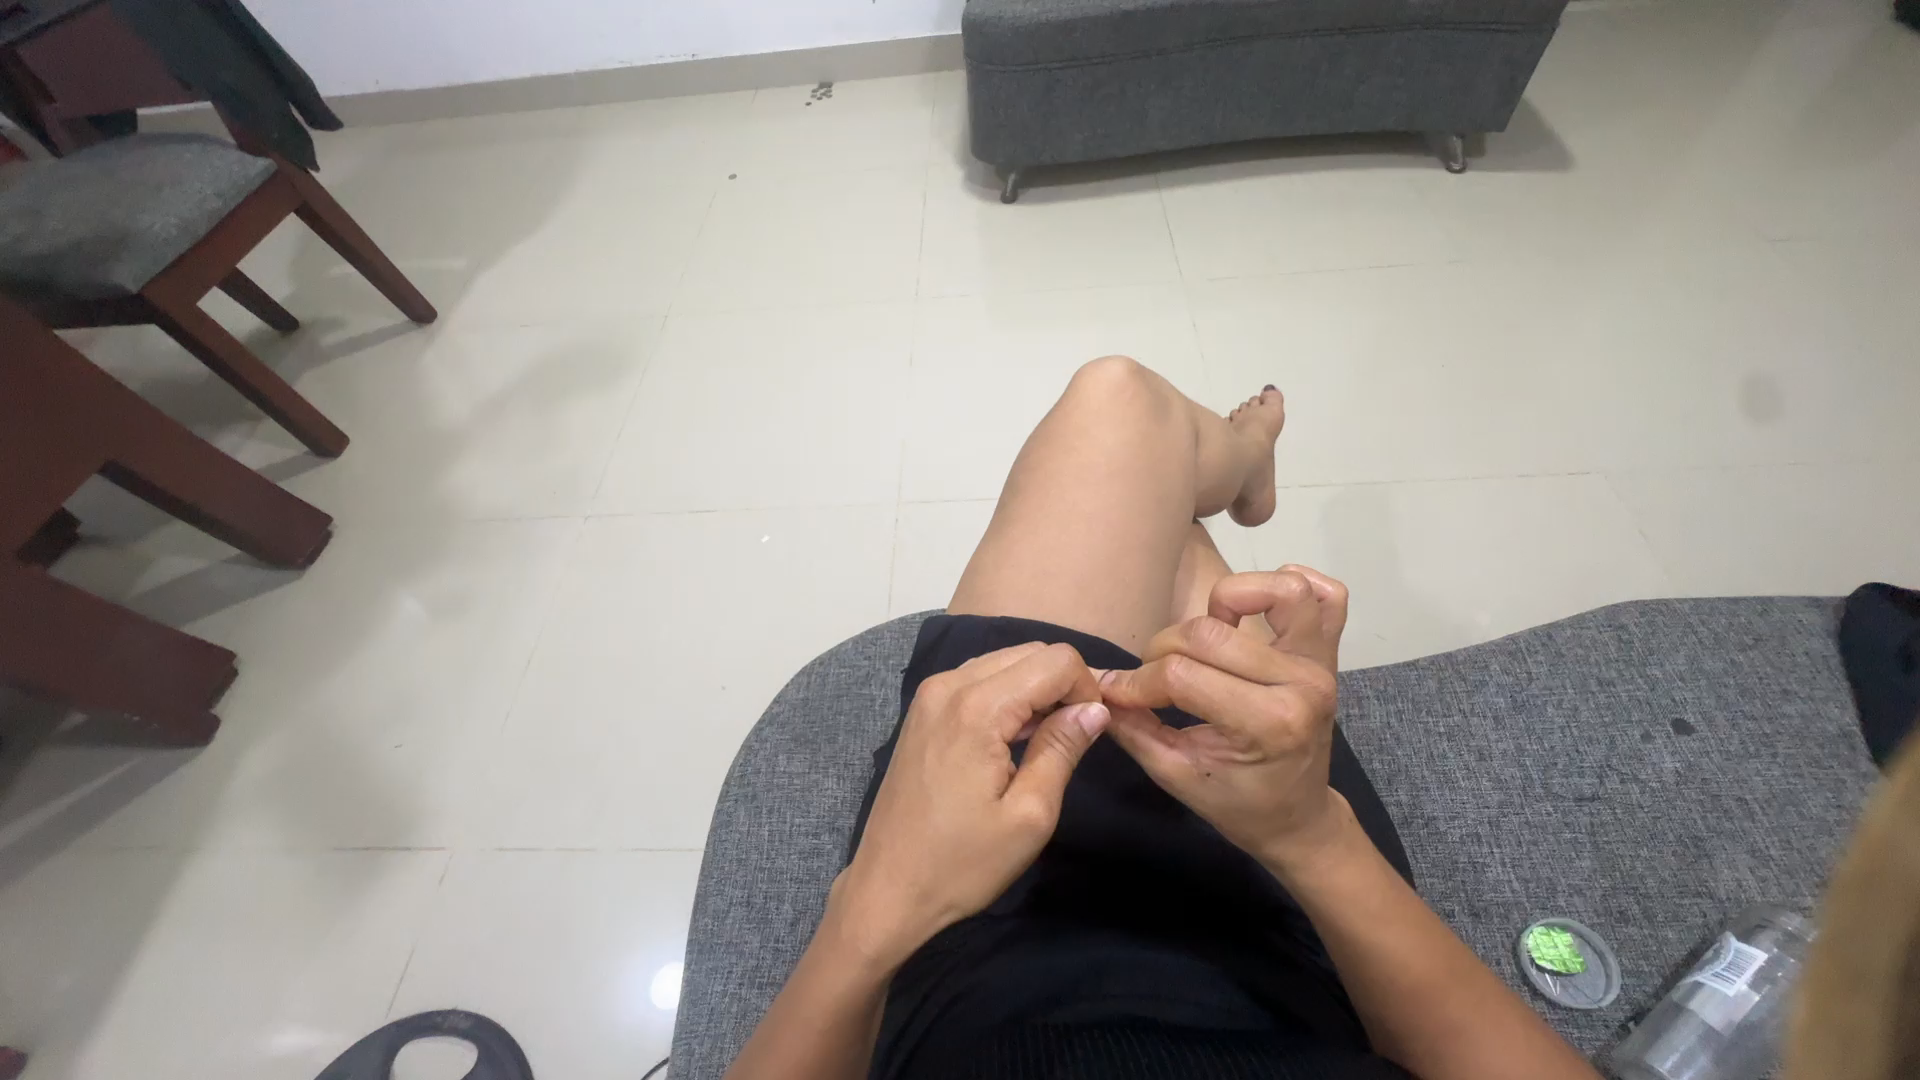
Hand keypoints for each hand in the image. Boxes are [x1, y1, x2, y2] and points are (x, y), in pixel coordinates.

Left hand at [834, 642, 1110, 964]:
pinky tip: (1013, 737)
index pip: (1056, 660)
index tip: (1090, 731)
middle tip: (1073, 736)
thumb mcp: (1029, 814)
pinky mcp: (923, 708)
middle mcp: (949, 684)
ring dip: (1035, 688)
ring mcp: (930, 693)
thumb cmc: (962, 862)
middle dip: (1063, 684)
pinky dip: (1007, 694)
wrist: (888, 888)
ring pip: (1004, 661)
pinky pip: (978, 678)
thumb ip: (1063, 748)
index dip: (1086, 688)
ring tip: (1046, 739)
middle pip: (1030, 652)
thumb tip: (1095, 708)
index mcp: (978, 706)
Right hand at [1100, 566, 1352, 868]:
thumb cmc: (1236, 802)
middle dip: (1161, 649)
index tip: (1115, 693)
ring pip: (1279, 593)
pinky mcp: (1327, 652)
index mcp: (1269, 723)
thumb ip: (1131, 726)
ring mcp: (1320, 664)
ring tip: (1211, 631)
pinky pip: (1327, 596)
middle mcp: (1301, 685)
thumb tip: (1094, 685)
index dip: (1136, 681)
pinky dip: (1288, 587)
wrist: (1297, 817)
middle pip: (1209, 633)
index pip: (1181, 675)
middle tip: (1152, 677)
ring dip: (1229, 599)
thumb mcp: (1174, 774)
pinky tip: (1254, 609)